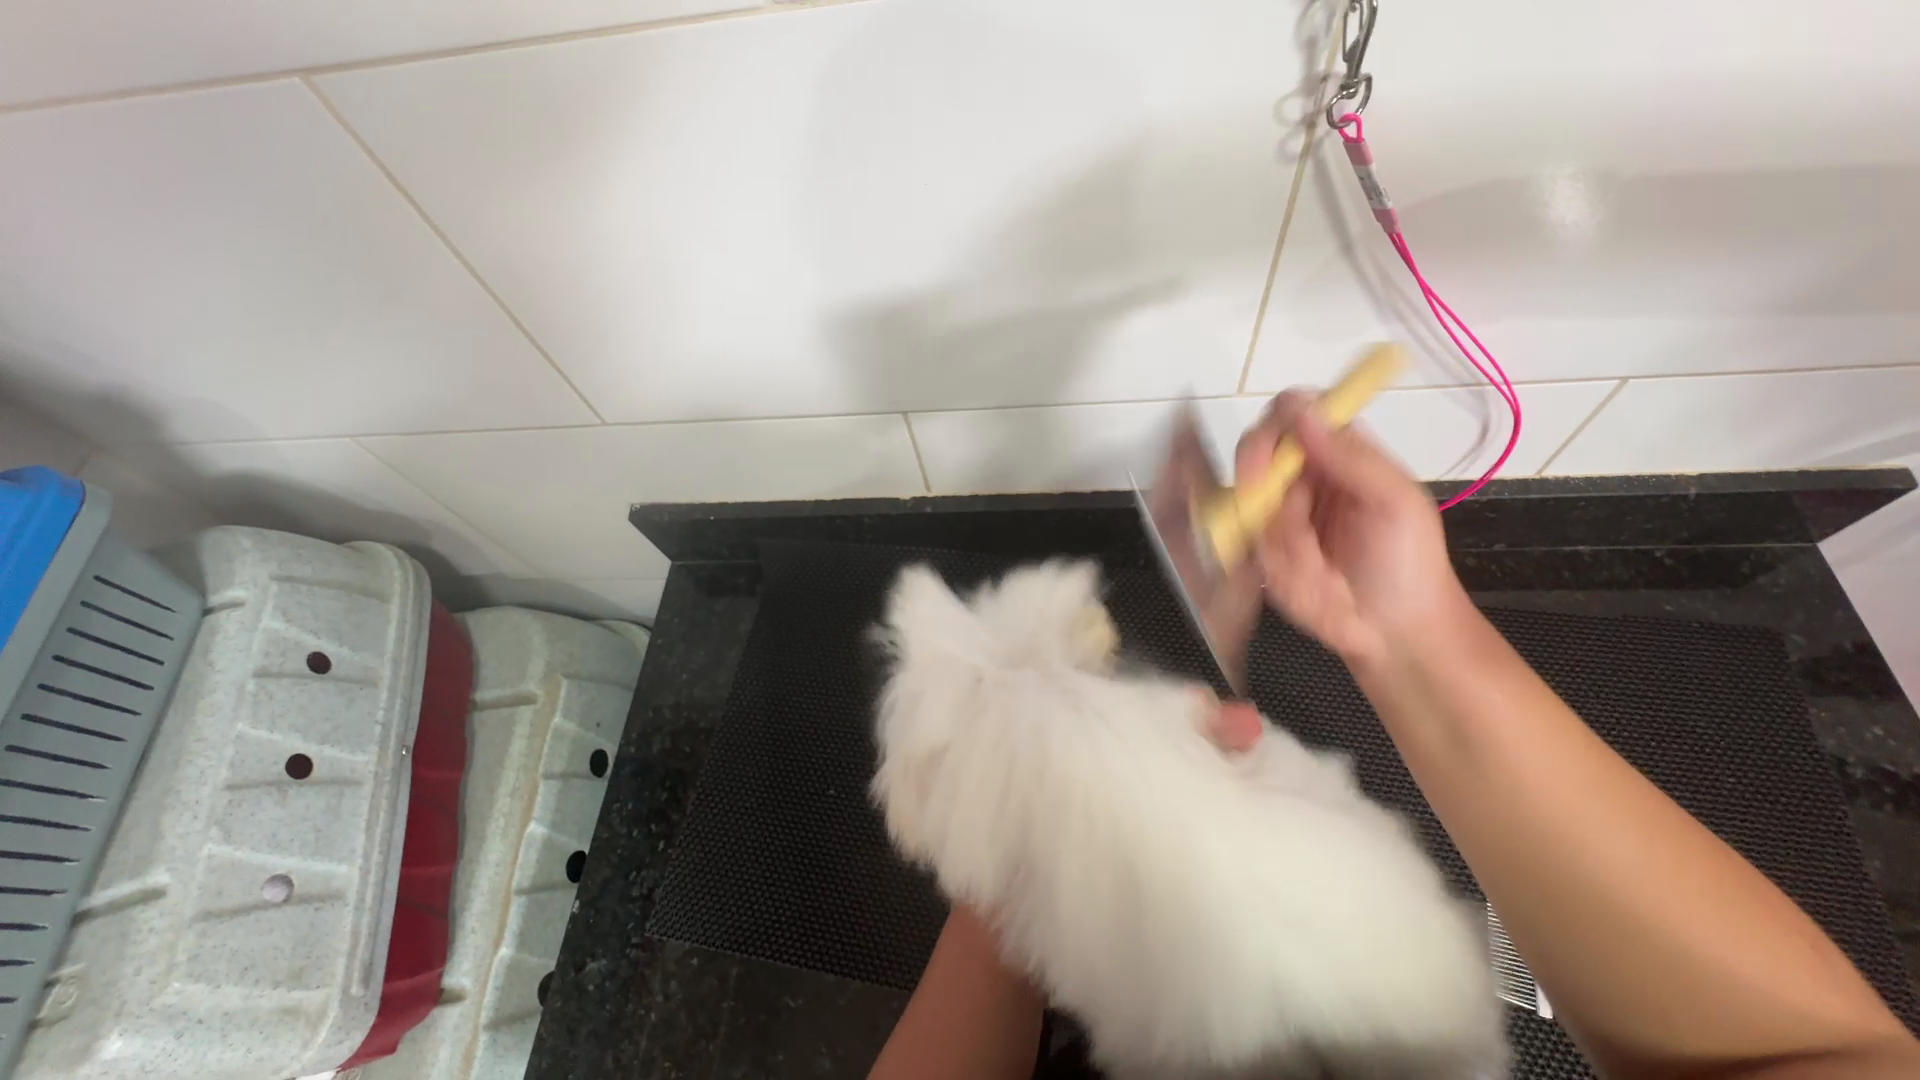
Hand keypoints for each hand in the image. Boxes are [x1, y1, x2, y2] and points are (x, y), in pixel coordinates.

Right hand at [1234, 391, 1466, 670]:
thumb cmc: (1407, 565)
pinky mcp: (1257, 549)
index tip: (1281, 437)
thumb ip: (1352, 456)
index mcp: (1339, 454)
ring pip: (1242, 493)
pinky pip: (1238, 536)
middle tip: (1277, 502)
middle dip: (1258, 469)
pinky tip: (1294, 569)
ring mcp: (1275, 513)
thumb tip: (1303, 410)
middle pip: (1257, 446)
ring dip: (1267, 522)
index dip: (1283, 416)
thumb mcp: (1394, 503)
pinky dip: (1259, 550)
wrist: (1391, 634)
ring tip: (1306, 555)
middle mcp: (1300, 477)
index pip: (1296, 412)